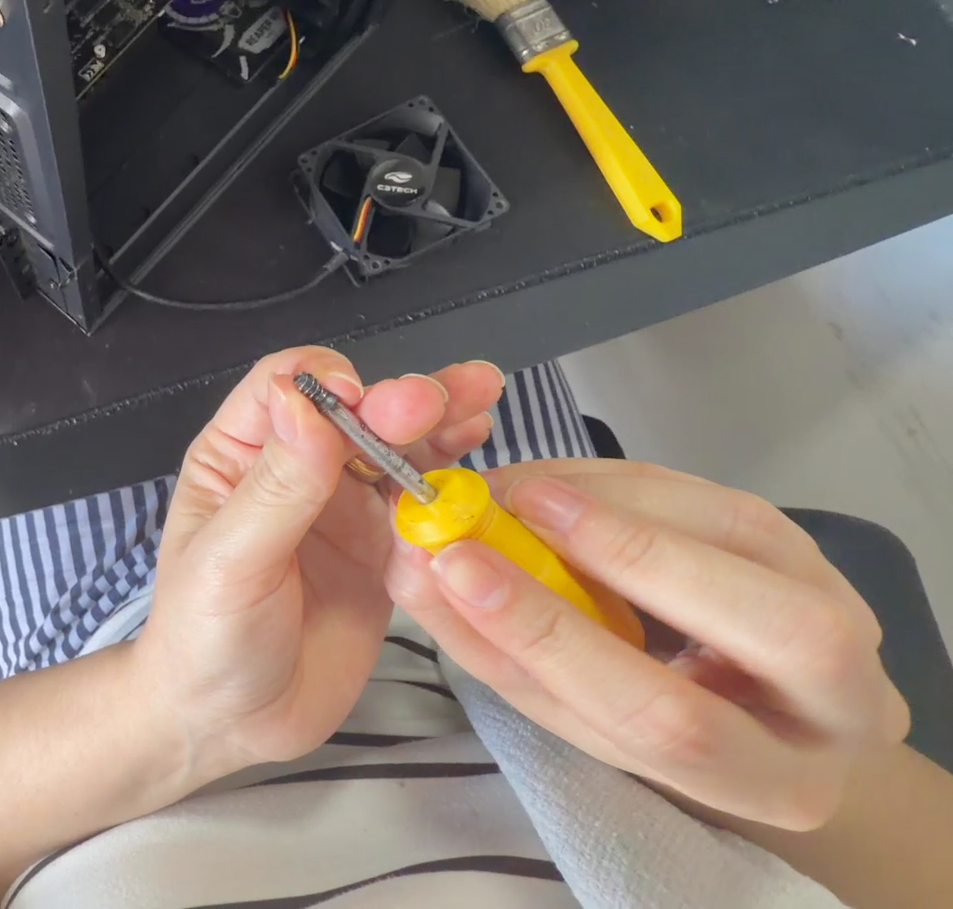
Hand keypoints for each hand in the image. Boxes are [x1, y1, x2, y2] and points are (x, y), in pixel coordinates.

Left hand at [133, 347, 504, 777]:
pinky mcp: (381, 554)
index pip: (281, 390)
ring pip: (393, 451)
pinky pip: (421, 510)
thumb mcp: (231, 559)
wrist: (232, 719)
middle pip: (350, 413)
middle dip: (395, 400)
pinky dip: (451, 487)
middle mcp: (292, 471)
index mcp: (237, 457)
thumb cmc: (205, 633)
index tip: (358, 399)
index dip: (322, 381)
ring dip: (437, 425)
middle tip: (442, 400)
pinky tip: (480, 465)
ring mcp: (340, 511)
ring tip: (482, 400)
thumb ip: (275, 487)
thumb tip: (304, 401)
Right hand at [386, 459, 910, 829]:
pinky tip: (547, 484)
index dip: (554, 634)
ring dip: (611, 496)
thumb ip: (478, 637)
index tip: (455, 563)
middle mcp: (843, 704)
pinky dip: (615, 477)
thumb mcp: (546, 699)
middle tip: (512, 503)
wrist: (719, 690)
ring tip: (511, 489)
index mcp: (762, 776)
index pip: (668, 718)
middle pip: (783, 629)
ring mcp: (845, 609)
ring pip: (753, 535)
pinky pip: (716, 491)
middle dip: (630, 552)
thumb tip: (406, 561)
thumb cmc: (621, 708)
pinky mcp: (800, 543)